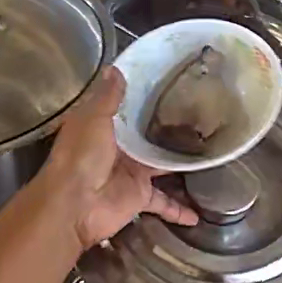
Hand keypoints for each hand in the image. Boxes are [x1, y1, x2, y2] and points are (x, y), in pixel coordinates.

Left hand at [37, 68, 197, 248]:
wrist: (74, 205)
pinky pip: (164, 202)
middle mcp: (120, 148)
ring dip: (179, 166)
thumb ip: (108, 97)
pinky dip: (178, 209)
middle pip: (149, 138)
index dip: (147, 99)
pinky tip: (197, 214)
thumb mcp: (93, 119)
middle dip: (169, 131)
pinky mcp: (140, 196)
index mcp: (105, 127)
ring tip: (207, 156)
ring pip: (161, 168)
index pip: (129, 110)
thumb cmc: (81, 156)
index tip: (172, 86)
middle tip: (201, 119)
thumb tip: (115, 68)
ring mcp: (131, 173)